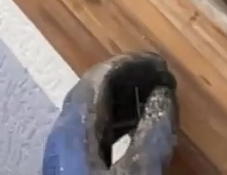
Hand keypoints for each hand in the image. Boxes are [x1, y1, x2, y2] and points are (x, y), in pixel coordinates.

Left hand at [40, 53, 177, 174]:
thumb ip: (151, 137)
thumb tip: (164, 98)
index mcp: (72, 127)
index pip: (97, 80)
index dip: (129, 66)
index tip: (159, 63)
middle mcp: (62, 135)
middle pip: (94, 95)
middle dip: (128, 83)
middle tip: (162, 79)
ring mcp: (65, 155)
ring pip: (95, 118)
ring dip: (126, 106)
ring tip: (158, 102)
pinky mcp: (73, 173)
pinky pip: (96, 139)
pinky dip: (120, 130)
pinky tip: (140, 135)